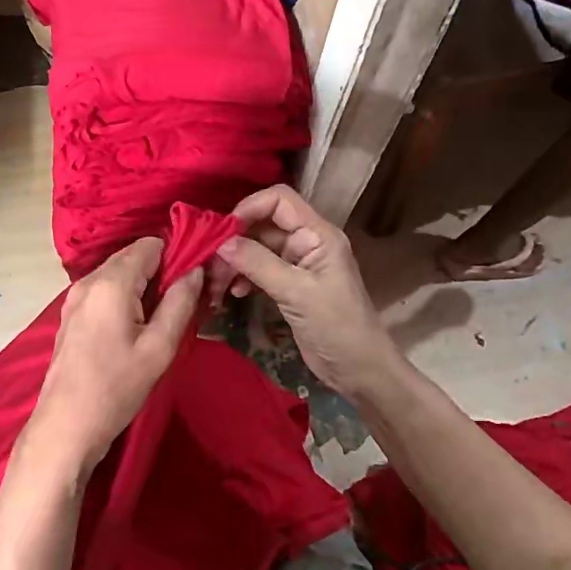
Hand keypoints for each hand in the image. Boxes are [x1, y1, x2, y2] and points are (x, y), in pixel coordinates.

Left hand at [26, 238, 202, 474]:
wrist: (66, 428)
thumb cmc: (116, 388)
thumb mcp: (159, 347)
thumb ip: (181, 302)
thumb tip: (196, 270)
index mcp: (111, 283)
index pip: (151, 245)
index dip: (177, 256)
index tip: (195, 281)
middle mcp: (89, 281)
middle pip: (134, 256)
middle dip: (162, 270)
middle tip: (185, 300)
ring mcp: (76, 297)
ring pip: (120, 273)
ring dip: (145, 285)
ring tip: (164, 316)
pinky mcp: (72, 314)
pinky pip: (106, 290)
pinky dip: (126, 297)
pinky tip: (139, 326)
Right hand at [211, 185, 405, 401]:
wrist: (359, 369)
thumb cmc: (336, 326)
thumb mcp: (297, 293)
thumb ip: (258, 264)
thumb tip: (221, 243)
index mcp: (318, 234)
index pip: (279, 200)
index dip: (249, 208)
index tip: (223, 232)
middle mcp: (308, 242)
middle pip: (264, 224)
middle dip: (236, 240)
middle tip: (211, 265)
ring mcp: (299, 264)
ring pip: (259, 248)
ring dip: (236, 261)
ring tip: (217, 283)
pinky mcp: (292, 285)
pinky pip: (261, 270)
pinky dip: (244, 277)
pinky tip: (233, 293)